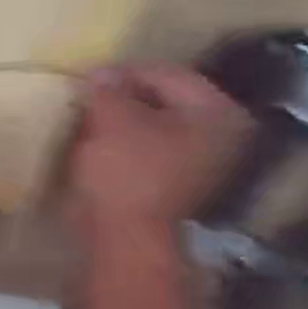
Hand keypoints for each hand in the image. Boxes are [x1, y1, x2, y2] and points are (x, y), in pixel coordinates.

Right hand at [65, 63, 251, 235]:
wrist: (125, 237)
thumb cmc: (127, 171)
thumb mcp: (112, 119)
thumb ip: (106, 89)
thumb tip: (97, 73)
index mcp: (217, 112)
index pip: (167, 74)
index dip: (124, 71)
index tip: (88, 74)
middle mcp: (220, 136)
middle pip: (165, 101)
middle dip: (124, 96)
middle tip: (87, 94)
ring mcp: (201, 165)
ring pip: (154, 127)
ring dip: (121, 120)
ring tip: (87, 118)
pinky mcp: (174, 186)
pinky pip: (147, 152)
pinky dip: (124, 144)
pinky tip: (97, 144)